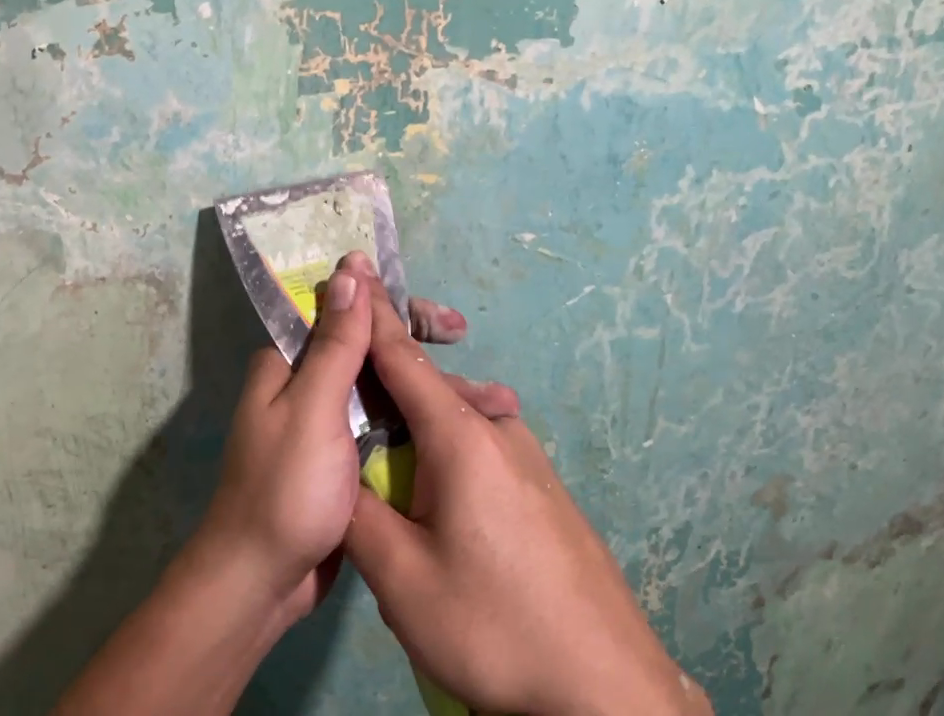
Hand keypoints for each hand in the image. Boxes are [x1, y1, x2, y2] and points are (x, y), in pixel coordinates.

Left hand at [198, 253, 515, 625]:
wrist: (260, 580)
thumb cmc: (285, 488)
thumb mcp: (313, 407)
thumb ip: (335, 342)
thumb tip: (350, 271)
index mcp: (288, 363)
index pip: (344, 313)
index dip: (394, 308)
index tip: (445, 322)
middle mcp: (304, 386)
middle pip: (368, 350)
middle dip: (419, 347)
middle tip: (467, 344)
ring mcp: (324, 425)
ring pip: (383, 390)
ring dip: (430, 390)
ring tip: (495, 405)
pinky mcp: (341, 461)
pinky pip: (385, 428)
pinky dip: (419, 425)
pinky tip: (459, 434)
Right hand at [340, 282, 711, 715]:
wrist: (606, 690)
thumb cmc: (493, 625)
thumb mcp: (401, 578)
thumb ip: (357, 513)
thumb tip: (337, 473)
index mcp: (460, 438)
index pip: (402, 358)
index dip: (371, 314)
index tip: (351, 268)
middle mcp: (500, 433)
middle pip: (428, 388)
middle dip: (384, 386)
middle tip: (345, 411)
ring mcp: (530, 462)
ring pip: (457, 422)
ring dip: (415, 428)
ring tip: (387, 470)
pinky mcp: (546, 493)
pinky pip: (482, 449)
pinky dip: (445, 452)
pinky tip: (436, 499)